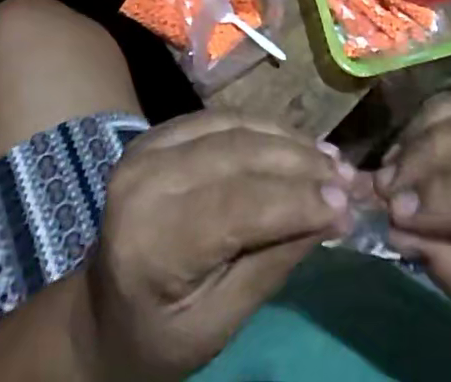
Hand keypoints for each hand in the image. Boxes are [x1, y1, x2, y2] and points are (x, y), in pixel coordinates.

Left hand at [86, 111, 354, 380]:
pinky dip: (266, 129)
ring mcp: (147, 149)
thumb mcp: (219, 323)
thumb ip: (274, 263)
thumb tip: (335, 214)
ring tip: (332, 161)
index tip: (348, 205)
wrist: (101, 309)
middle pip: (239, 156)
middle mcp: (144, 181)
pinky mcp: (159, 133)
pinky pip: (224, 119)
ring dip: (290, 142)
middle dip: (301, 166)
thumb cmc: (160, 332)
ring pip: (236, 129)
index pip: (237, 206)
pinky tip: (297, 144)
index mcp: (151, 241)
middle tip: (349, 180)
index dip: (297, 200)